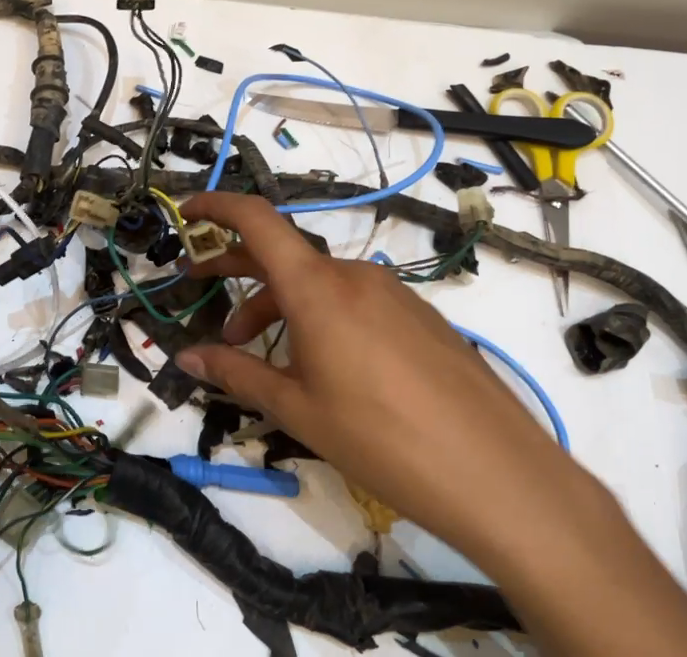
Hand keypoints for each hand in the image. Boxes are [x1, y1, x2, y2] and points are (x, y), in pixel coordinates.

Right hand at [171, 191, 580, 559]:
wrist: (503, 480)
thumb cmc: (382, 440)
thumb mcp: (297, 410)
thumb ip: (237, 374)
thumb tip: (185, 356)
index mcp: (318, 288)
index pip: (257, 220)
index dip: (216, 206)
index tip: (184, 212)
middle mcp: (355, 277)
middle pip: (283, 255)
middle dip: (236, 268)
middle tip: (202, 290)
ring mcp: (395, 296)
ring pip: (320, 284)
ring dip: (279, 304)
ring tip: (261, 353)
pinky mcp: (423, 320)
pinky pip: (356, 303)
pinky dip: (321, 317)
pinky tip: (322, 366)